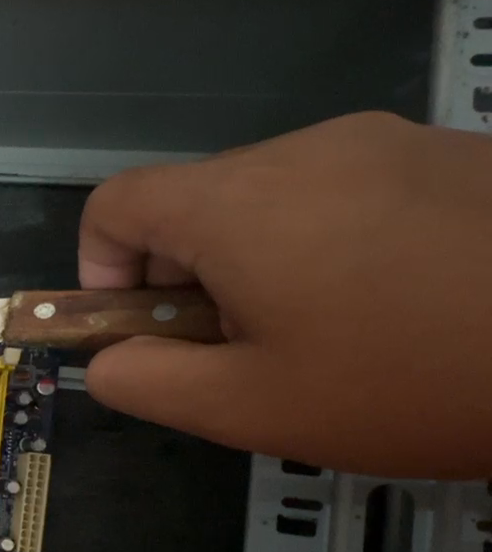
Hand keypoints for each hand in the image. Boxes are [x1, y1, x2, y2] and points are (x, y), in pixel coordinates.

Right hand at [77, 112, 491, 477]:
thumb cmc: (420, 380)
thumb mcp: (245, 407)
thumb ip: (138, 380)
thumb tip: (108, 358)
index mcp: (240, 201)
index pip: (114, 204)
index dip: (97, 267)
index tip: (141, 324)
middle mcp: (310, 151)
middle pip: (190, 202)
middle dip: (182, 275)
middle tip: (237, 345)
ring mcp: (396, 144)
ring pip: (267, 199)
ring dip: (254, 263)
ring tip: (323, 330)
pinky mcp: (463, 155)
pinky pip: (347, 193)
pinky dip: (329, 245)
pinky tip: (395, 304)